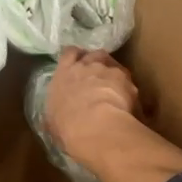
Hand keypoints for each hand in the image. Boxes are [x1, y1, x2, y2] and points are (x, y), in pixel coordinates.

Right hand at [43, 47, 140, 169]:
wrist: (95, 126)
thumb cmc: (67, 127)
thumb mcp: (53, 120)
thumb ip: (57, 110)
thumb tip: (60, 114)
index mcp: (64, 74)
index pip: (69, 54)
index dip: (75, 57)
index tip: (77, 63)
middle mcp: (85, 66)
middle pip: (93, 55)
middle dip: (96, 63)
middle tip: (98, 75)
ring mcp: (107, 70)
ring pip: (112, 63)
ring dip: (113, 72)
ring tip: (115, 86)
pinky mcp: (126, 79)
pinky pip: (127, 80)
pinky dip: (127, 88)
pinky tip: (128, 101)